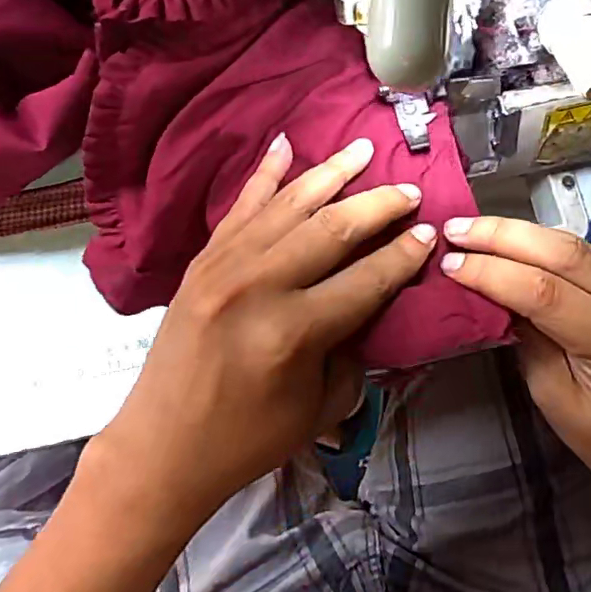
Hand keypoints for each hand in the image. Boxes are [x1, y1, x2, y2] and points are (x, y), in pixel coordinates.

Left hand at [83, 134, 436, 533]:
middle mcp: (259, 286)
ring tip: (362, 150)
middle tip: (408, 190)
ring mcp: (224, 266)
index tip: (429, 232)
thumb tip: (367, 307)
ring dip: (331, 173)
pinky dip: (265, 173)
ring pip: (290, 205)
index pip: (366, 279)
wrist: (162, 447)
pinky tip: (285, 144)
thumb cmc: (246, 439)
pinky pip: (241, 206)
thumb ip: (352, 352)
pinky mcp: (202, 260)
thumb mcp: (318, 408)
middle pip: (333, 229)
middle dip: (378, 205)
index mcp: (294, 331)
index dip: (403, 255)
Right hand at [440, 217, 590, 512]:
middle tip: (459, 228)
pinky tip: (519, 247)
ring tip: (478, 231)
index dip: (494, 272)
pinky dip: (552, 250)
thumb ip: (526, 336)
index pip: (549, 293)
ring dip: (525, 236)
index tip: (450, 261)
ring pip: (583, 247)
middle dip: (506, 235)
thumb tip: (488, 287)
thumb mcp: (553, 397)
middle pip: (570, 254)